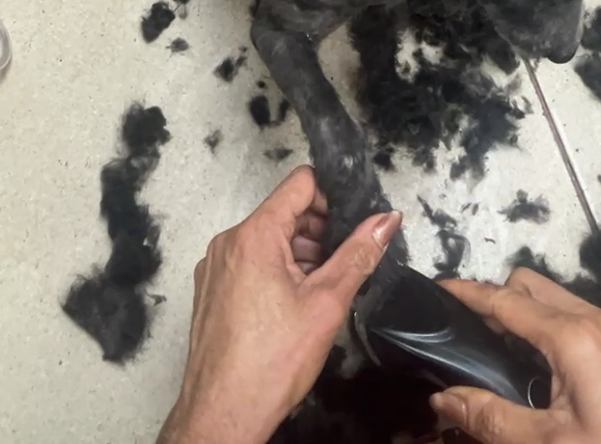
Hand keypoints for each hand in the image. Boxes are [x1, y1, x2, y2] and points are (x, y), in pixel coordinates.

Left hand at [158, 166, 402, 443]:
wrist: (222, 418)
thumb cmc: (273, 362)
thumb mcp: (327, 302)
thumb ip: (359, 253)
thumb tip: (388, 219)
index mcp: (254, 234)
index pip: (300, 183)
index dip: (331, 196)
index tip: (351, 222)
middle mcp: (229, 241)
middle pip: (284, 211)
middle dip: (319, 230)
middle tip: (343, 261)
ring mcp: (216, 266)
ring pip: (269, 238)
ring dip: (300, 252)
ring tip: (321, 289)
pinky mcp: (212, 288)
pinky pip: (250, 260)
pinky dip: (276, 270)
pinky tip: (294, 304)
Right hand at [430, 268, 600, 443]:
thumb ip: (492, 418)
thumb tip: (442, 398)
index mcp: (571, 334)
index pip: (505, 299)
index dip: (467, 292)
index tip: (436, 288)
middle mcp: (591, 319)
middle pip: (529, 284)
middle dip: (494, 297)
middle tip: (464, 331)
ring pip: (551, 298)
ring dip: (519, 311)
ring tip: (492, 348)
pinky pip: (570, 316)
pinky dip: (543, 325)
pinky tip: (533, 365)